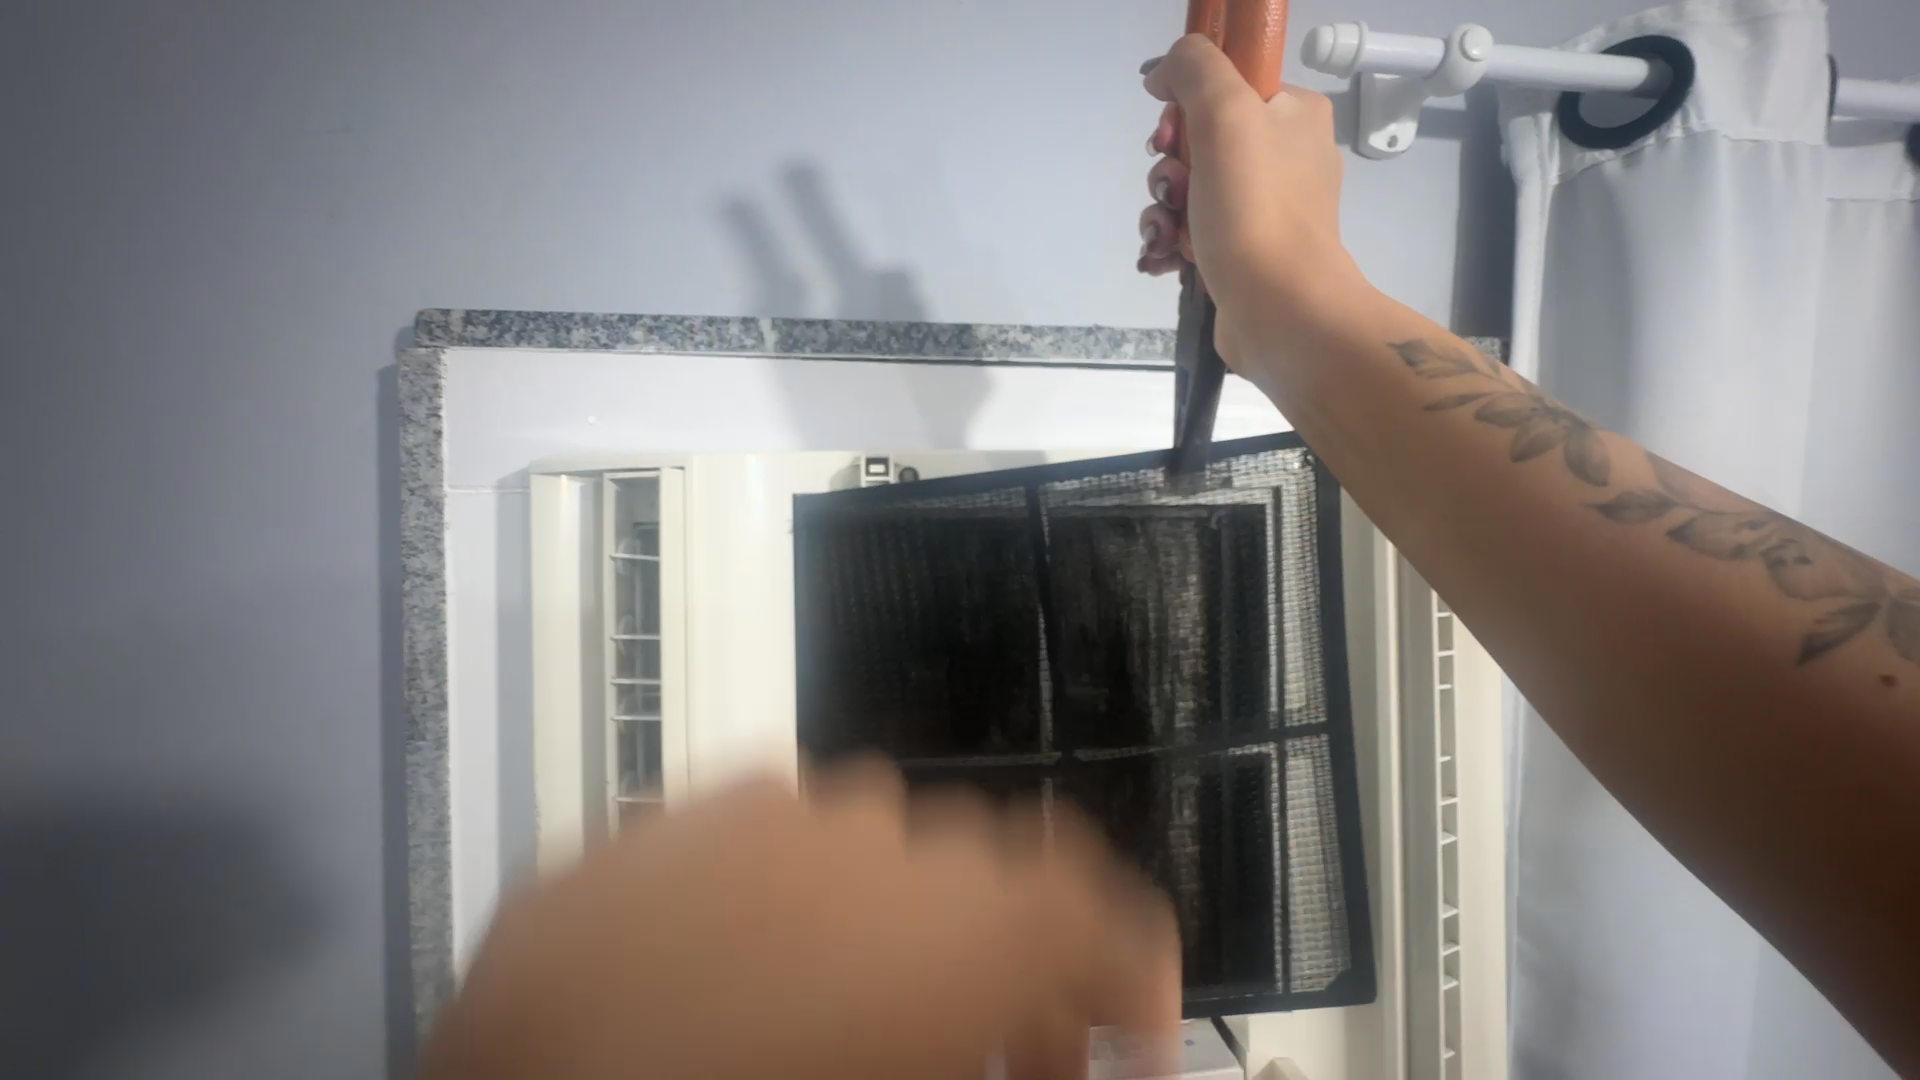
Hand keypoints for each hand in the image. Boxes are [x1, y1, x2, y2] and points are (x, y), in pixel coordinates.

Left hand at [419, 763, 1181, 1079]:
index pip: (1094, 902)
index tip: (1124, 1051)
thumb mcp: (918, 1074)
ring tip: (836, 1019)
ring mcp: (759, 806)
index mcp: (949, 913)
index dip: (1131, 974)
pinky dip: (786, 902)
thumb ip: (1004, 1050)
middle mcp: (871, 827)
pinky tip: (729, 977)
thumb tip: (1035, 1045)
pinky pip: (769, 844)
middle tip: (981, 1059)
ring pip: (871, 852)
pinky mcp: (667, 815)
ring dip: (886, 928)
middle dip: (999, 968)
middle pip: (979, 879)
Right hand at [1137, 35, 1367, 372]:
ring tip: (1163, 238)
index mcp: (1292, 114)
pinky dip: (1171, 245)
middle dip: (1167, 172)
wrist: (1279, 309)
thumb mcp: (1224, 113)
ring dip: (1162, 213)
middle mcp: (1284, 157)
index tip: (1169, 139)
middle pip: (1199, 145)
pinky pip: (1195, 234)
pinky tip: (1161, 259)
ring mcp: (1264, 211)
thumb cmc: (1254, 209)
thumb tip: (1164, 71)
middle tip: (1171, 194)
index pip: (1223, 88)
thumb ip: (1193, 67)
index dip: (1183, 112)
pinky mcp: (1245, 255)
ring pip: (1191, 194)